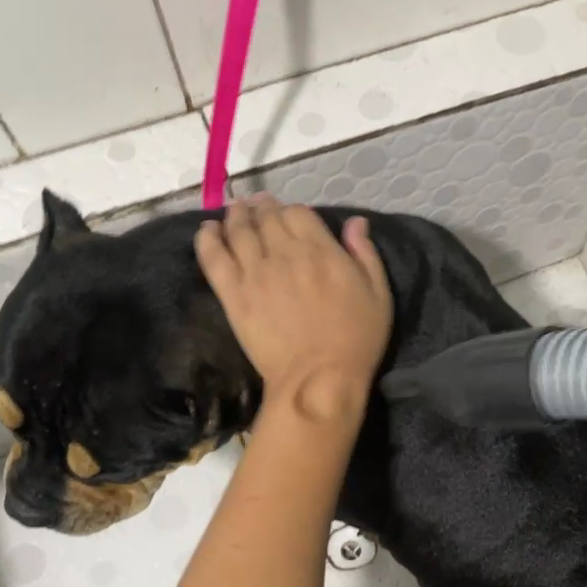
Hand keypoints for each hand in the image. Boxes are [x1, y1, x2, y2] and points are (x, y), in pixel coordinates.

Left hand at [196, 196, 392, 418]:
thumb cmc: (356, 341)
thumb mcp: (379, 295)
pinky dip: (207, 239)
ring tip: (235, 213)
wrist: (318, 378)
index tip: (288, 215)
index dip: (291, 210)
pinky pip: (214, 258)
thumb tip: (355, 222)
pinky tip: (207, 230)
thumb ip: (366, 254)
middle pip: (266, 218)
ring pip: (239, 231)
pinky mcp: (234, 296)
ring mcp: (255, 273)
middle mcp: (284, 253)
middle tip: (257, 207)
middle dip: (261, 209)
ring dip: (236, 217)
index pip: (297, 212)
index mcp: (320, 250)